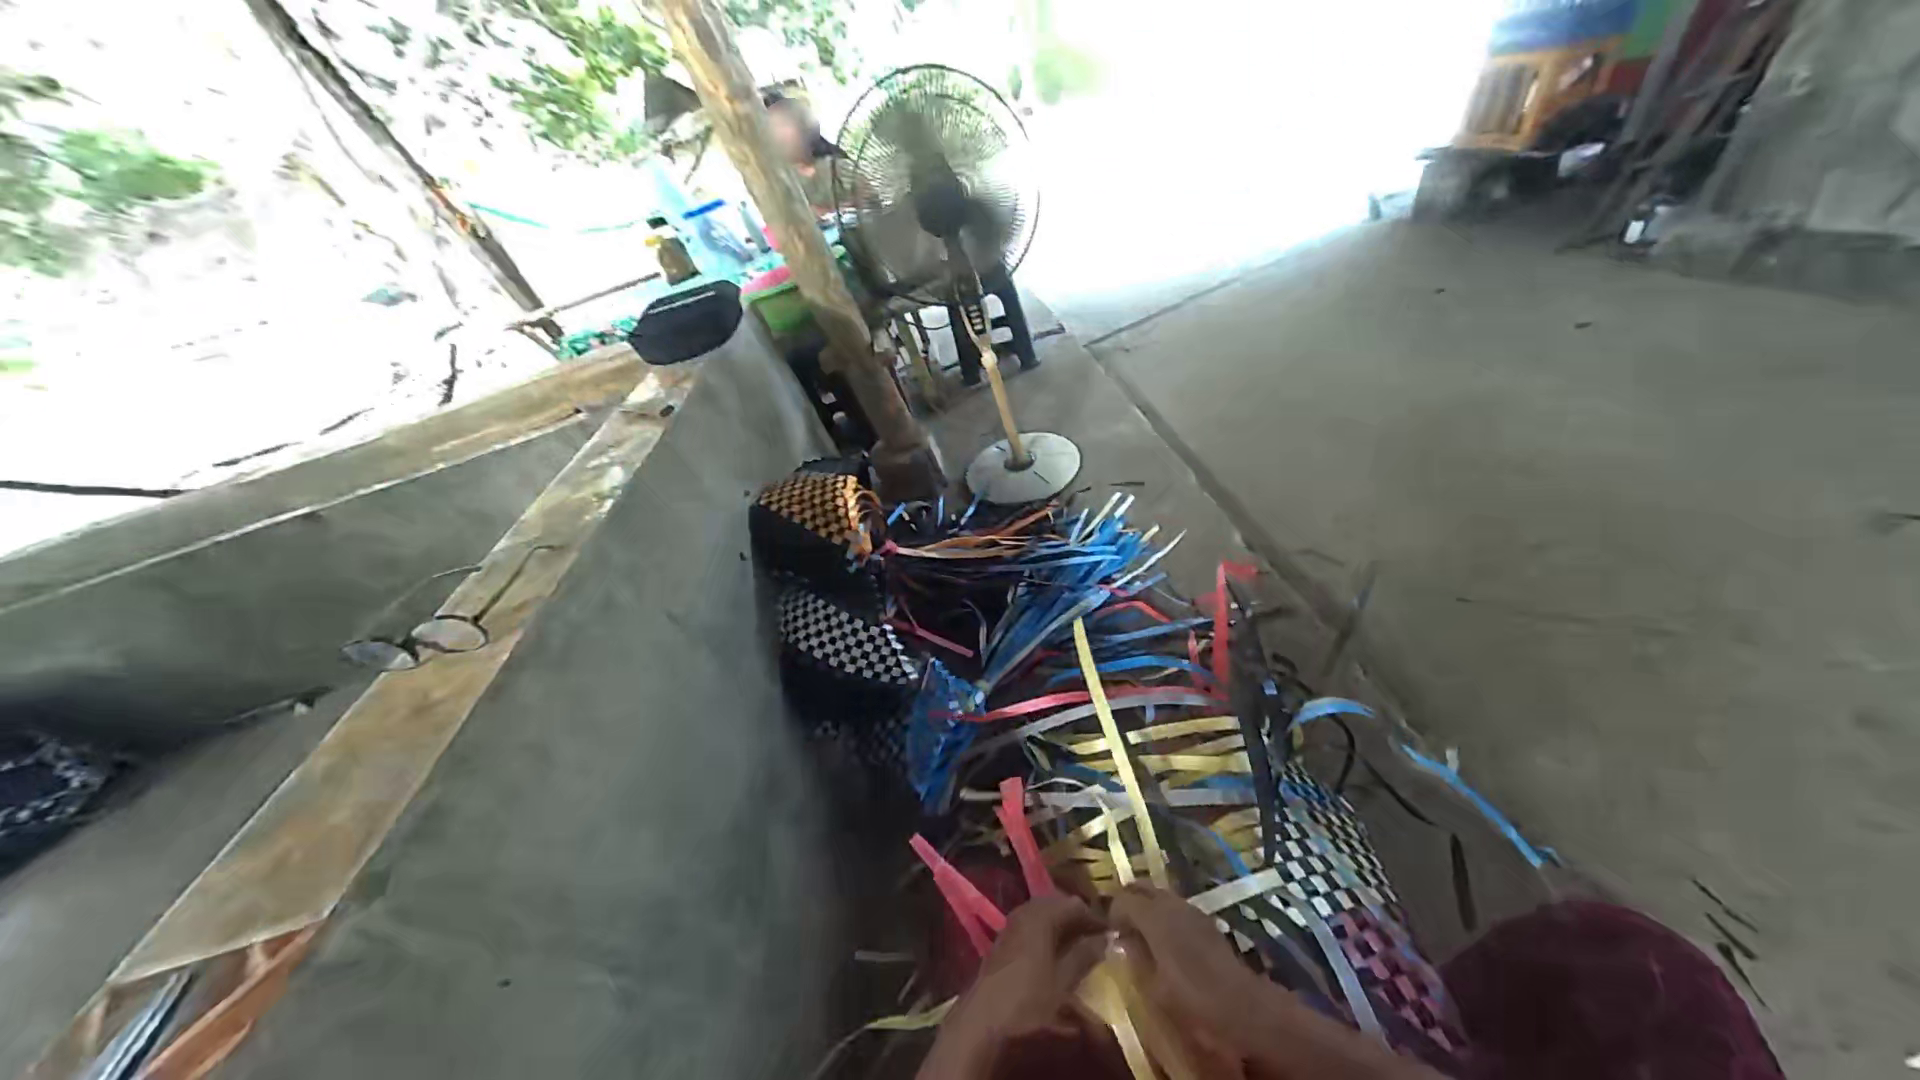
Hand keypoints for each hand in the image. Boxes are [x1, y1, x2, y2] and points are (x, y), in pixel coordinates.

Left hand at [917, 894, 1107, 1078]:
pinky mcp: (1003, 940)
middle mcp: (1024, 913)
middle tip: (1094, 935)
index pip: (1073, 904)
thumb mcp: (1062, 983)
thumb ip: (1083, 956)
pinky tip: (1052, 950)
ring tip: (1077, 942)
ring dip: (1059, 923)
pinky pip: (1029, 924)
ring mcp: (1010, 925)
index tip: (1110, 931)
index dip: (1093, 917)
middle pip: (1055, 903)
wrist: (982, 1021)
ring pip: (1040, 913)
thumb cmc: (1026, 1002)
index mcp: (1040, 917)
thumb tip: (1103, 939)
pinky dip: (1044, 930)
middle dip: (1075, 916)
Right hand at [1111, 885, 1442, 1079]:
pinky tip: (1164, 938)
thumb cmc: (1195, 999)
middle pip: (1140, 886)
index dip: (1110, 910)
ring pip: (1159, 894)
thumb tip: (1121, 939)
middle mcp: (1171, 903)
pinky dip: (1163, 914)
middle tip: (1117, 921)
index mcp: (1154, 915)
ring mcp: (1191, 909)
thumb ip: (1134, 956)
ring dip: (1146, 905)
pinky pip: (1174, 907)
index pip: (1122, 897)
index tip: (1105, 930)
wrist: (1246, 1008)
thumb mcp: (1154, 985)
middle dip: (1126, 898)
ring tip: (1138, 930)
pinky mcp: (1206, 921)